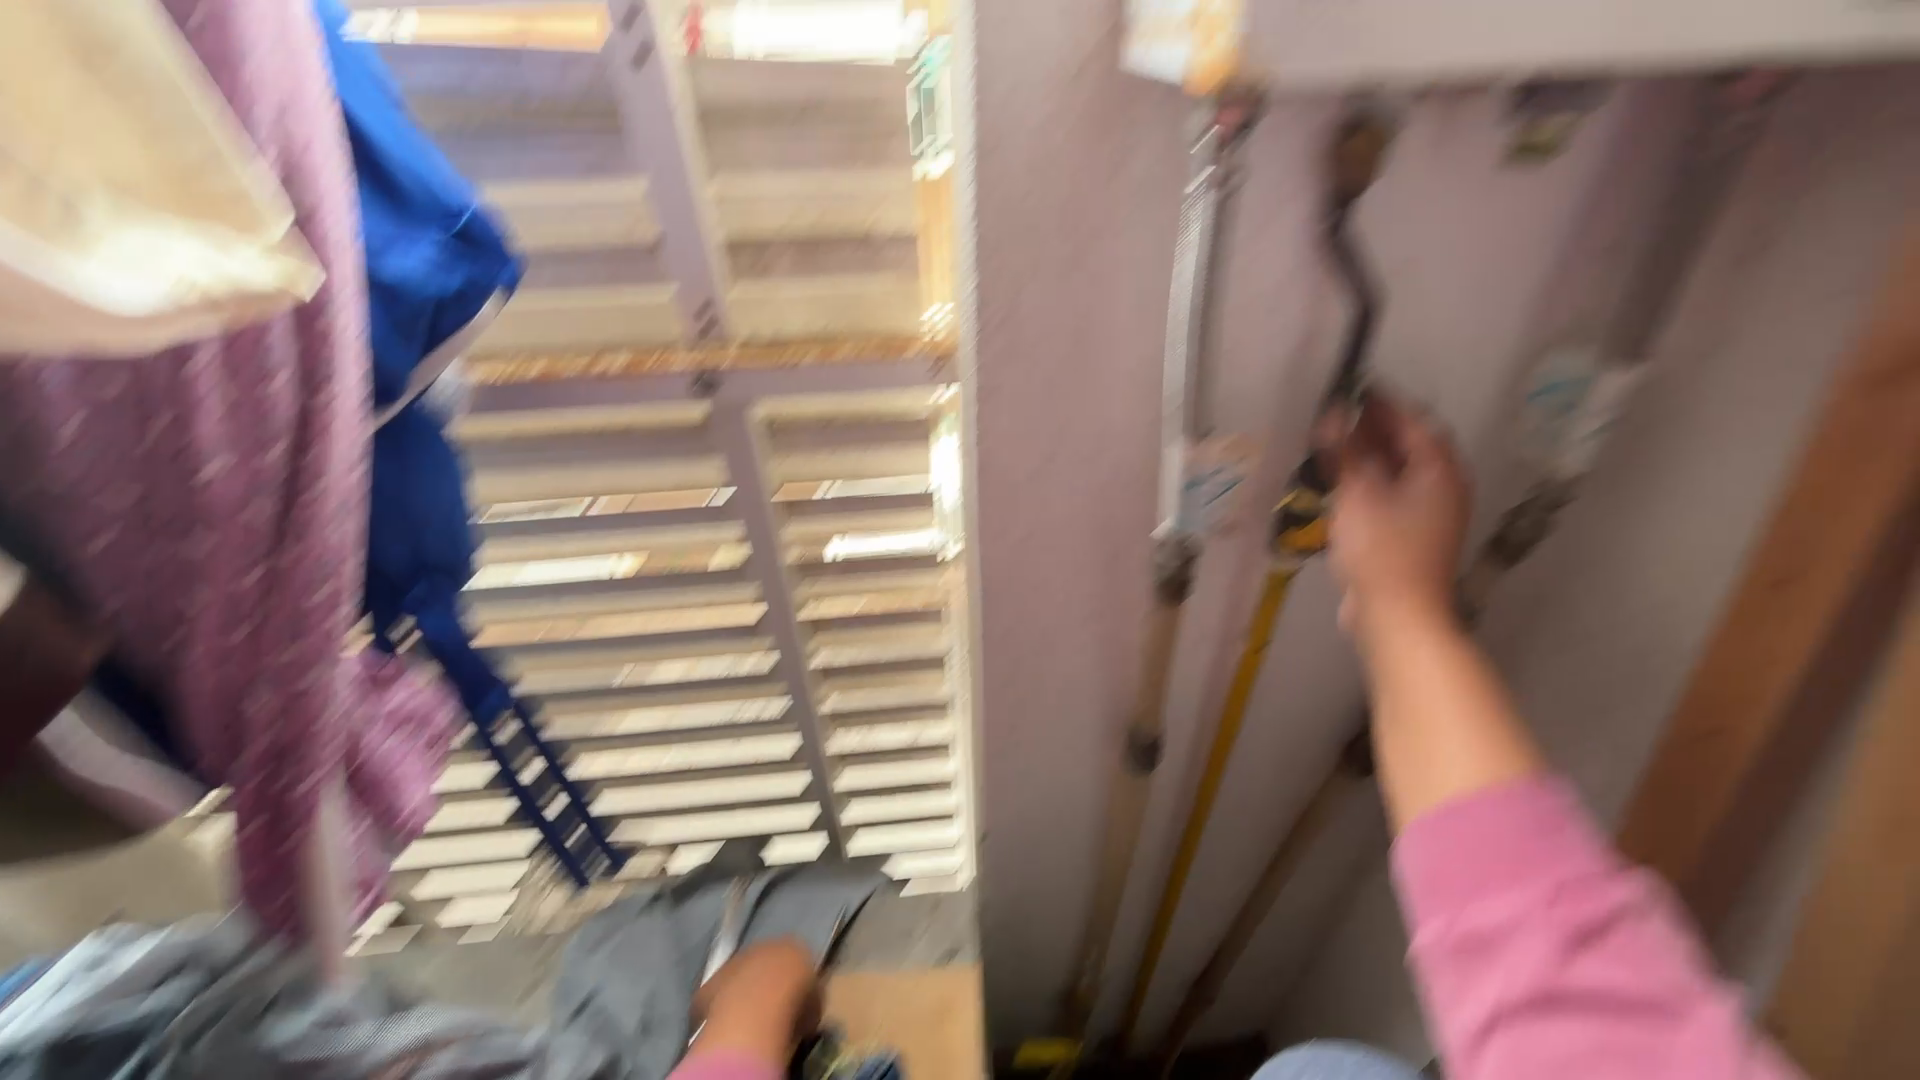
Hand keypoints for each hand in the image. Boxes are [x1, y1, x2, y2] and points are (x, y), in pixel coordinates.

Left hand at [689, 938, 820, 1066]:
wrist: (755, 1010)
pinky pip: (718, 994)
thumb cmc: (793, 1005)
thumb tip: (807, 1007)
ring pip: (740, 975)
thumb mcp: (815, 1003)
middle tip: (773, 1007)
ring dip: (743, 990)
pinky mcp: (710, 983)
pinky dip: (721, 1005)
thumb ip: (811, 998)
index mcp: (793, 945)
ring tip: (750, 1017)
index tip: (797, 997)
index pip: (796, 957)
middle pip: (766, 962)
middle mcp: (763, 945)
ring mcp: (733, 961)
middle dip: (768, 980)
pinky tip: (728, 1023)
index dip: (796, 978)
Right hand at [1328, 393, 1470, 635]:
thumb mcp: (1358, 493)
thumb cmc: (1382, 548)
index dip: (1383, 403)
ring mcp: (1429, 515)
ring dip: (1368, 457)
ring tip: (1332, 448)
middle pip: (1410, 446)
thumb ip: (1345, 451)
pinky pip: (1390, 496)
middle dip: (1374, 429)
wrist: (1398, 615)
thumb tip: (1332, 413)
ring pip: (1398, 473)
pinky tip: (1339, 486)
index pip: (1414, 421)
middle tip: (1337, 416)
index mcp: (1440, 470)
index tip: (1353, 388)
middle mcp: (1442, 488)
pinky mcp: (1410, 537)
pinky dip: (1368, 484)